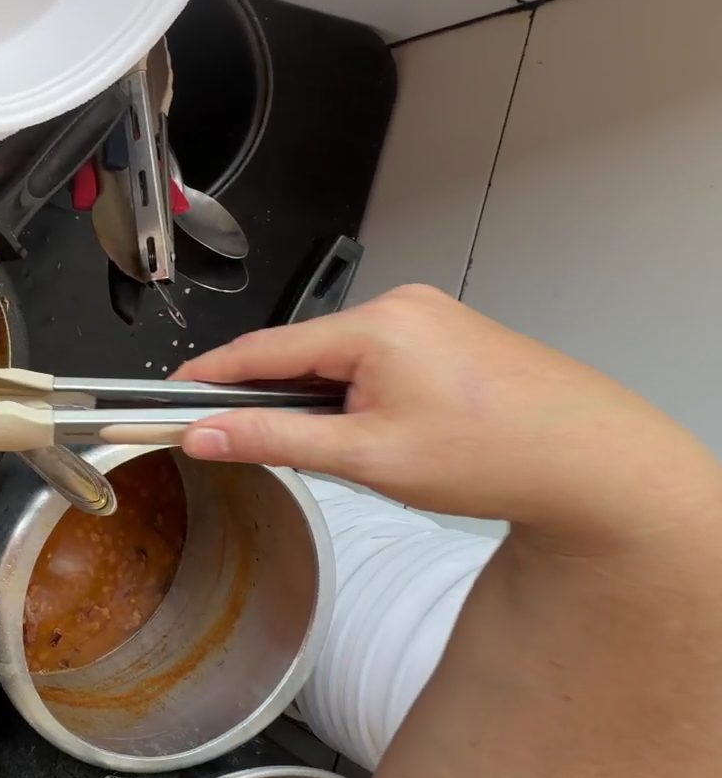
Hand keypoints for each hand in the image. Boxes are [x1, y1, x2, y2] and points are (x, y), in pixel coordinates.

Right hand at [173, 285, 720, 545]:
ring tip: (317, 440)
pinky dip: (339, 386)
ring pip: (326, 354)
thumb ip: (272, 440)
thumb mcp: (366, 456)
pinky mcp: (441, 333)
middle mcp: (400, 307)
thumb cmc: (500, 458)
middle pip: (292, 349)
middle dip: (261, 391)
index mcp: (377, 326)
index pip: (259, 348)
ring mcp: (424, 316)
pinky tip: (356, 422)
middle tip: (237, 434)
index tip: (170, 394)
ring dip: (304, 392)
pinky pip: (362, 354)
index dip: (206, 375)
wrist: (607, 471)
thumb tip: (203, 435)